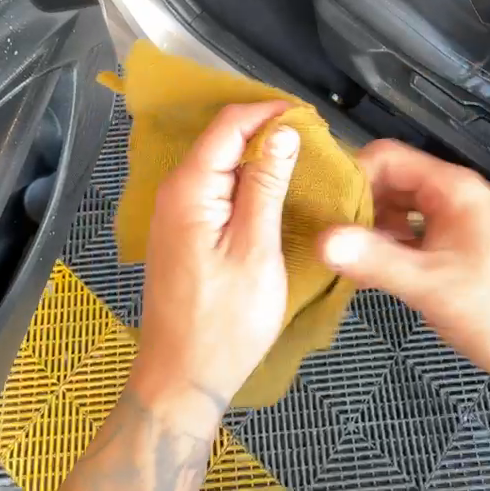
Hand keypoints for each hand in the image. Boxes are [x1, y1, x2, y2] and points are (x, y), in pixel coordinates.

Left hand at [128, 101, 299, 422]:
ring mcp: (177, 210)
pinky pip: (216, 186)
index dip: (269, 112)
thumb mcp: (255, 249)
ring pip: (221, 161)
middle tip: (313, 140)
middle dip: (266, 130)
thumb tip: (284, 132)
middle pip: (223, 138)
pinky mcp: (184, 228)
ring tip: (301, 161)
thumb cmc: (224, 321)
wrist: (182, 377)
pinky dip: (246, 180)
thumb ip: (267, 185)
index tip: (309, 118)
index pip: (229, 124)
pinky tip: (273, 190)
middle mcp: (176, 189)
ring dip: (258, 155)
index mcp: (190, 187)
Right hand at [317, 139, 489, 385]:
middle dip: (359, 202)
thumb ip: (375, 260)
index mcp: (451, 188)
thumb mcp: (430, 286)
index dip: (352, 175)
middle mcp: (456, 195)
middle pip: (393, 180)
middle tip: (326, 231)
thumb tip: (322, 239)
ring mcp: (463, 220)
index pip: (386, 156)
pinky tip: (377, 270)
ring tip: (344, 253)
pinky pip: (418, 231)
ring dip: (375, 225)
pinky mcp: (466, 246)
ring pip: (404, 207)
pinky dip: (395, 243)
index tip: (325, 206)